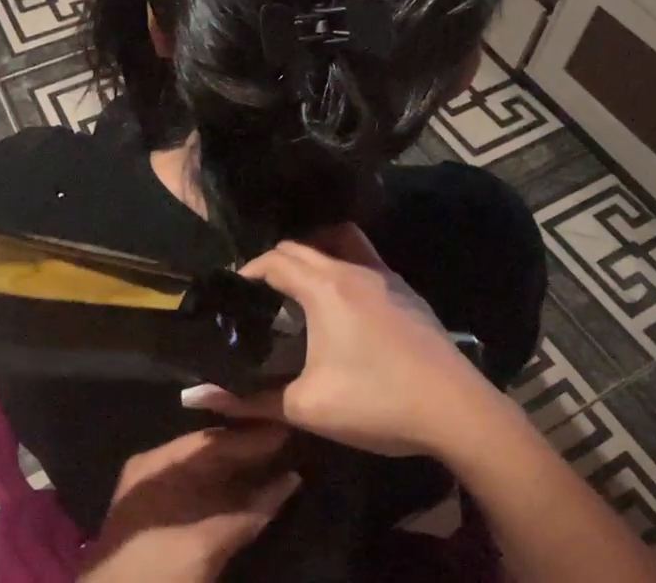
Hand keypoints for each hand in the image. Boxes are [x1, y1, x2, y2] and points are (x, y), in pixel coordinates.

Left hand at [80, 424, 301, 582]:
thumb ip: (247, 513)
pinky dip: (232, 500)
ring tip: (284, 466)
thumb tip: (290, 481)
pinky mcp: (168, 527)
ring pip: (210, 480)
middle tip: (292, 445)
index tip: (286, 428)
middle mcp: (158, 474)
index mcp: (158, 465)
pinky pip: (205, 501)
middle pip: (211, 456)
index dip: (249, 437)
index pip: (211, 440)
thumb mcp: (204, 544)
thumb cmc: (155, 570)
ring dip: (244, 477)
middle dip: (250, 455)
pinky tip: (259, 499)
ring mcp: (161, 501)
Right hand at [185, 242, 494, 458]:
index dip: (249, 271)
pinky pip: (365, 261)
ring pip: (339, 244)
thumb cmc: (377, 402)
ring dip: (313, 256)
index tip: (234, 293)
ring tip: (298, 289)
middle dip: (275, 262)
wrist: (458, 411)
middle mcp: (353, 270)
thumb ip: (250, 400)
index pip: (275, 259)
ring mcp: (386, 278)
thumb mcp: (307, 407)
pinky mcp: (408, 293)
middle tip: (258, 294)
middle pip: (304, 247)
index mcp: (325, 287)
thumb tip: (196, 397)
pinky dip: (342, 267)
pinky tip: (343, 305)